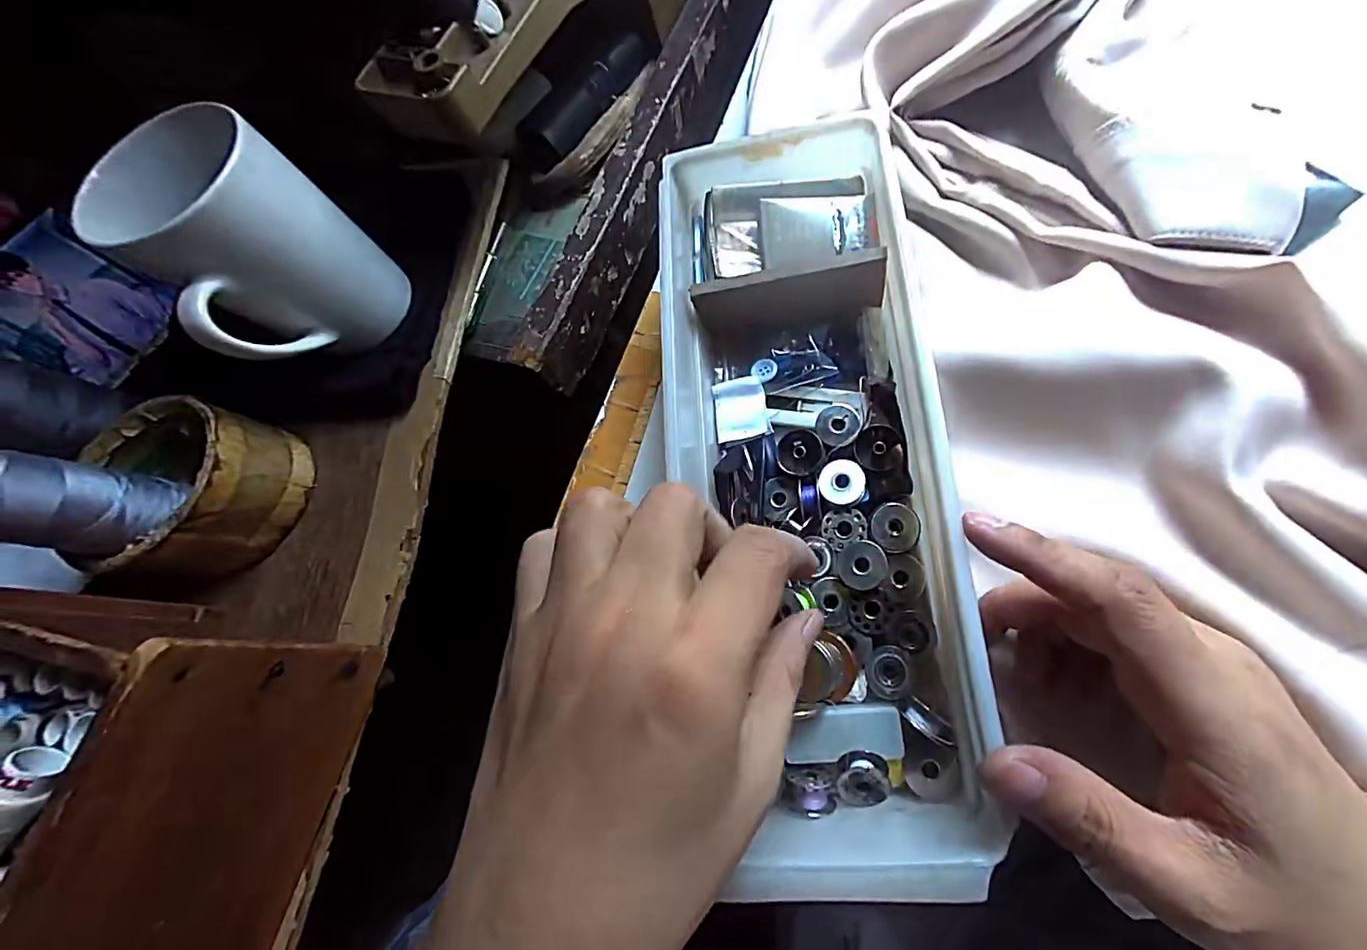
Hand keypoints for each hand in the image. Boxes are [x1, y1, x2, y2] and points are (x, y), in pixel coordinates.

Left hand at [434, 486, 818, 949]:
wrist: (534, 936)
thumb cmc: (661, 865)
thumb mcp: (752, 779)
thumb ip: (783, 679)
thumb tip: (804, 617)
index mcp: (697, 662)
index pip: (755, 551)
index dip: (790, 549)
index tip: (797, 572)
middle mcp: (626, 622)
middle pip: (677, 505)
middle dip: (719, 530)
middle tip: (728, 579)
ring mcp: (560, 625)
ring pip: (601, 507)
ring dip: (646, 526)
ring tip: (665, 575)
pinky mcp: (516, 642)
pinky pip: (543, 548)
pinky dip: (580, 549)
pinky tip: (604, 594)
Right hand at [966, 514, 1366, 949]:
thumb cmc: (1295, 900)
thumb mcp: (1189, 885)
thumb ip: (1091, 820)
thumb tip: (998, 762)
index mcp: (1211, 693)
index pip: (1119, 596)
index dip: (1046, 555)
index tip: (981, 528)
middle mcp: (1210, 657)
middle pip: (1105, 597)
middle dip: (1030, 596)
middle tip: (968, 630)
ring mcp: (1211, 663)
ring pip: (1112, 613)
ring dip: (1049, 623)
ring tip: (999, 664)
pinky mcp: (1205, 678)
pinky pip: (1126, 640)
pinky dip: (1074, 646)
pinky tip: (1049, 681)